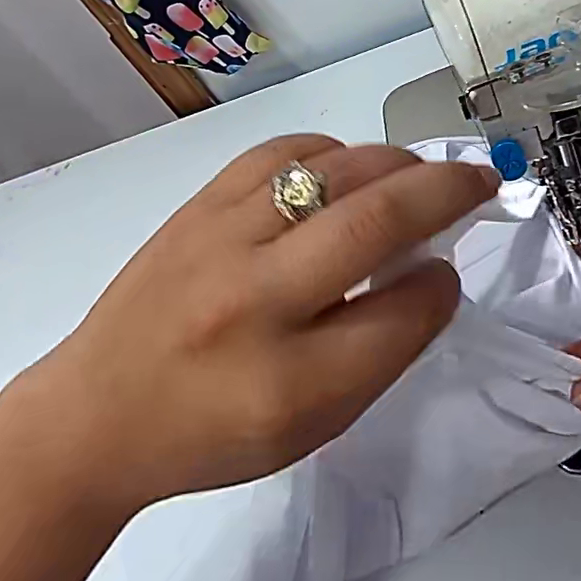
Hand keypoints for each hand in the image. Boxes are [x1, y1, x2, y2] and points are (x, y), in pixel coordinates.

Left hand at [0, 136, 498, 580]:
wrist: (98, 410)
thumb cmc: (212, 429)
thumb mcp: (309, 423)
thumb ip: (380, 349)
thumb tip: (432, 273)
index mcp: (286, 377)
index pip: (399, 315)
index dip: (441, 284)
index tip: (453, 267)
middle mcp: (254, 294)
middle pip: (375, 217)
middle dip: (446, 189)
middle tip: (481, 179)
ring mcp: (221, 234)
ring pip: (333, 169)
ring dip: (394, 161)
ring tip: (418, 171)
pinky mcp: (200, 203)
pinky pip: (281, 152)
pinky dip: (330, 150)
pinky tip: (344, 165)